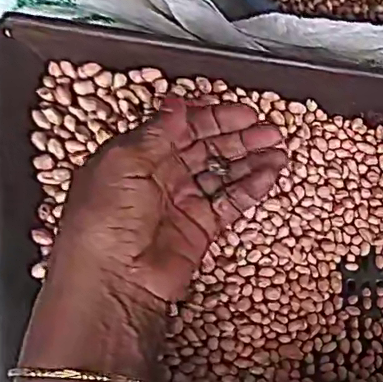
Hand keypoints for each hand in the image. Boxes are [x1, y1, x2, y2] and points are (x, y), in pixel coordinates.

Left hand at [51, 96, 288, 309]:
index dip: (214, 118)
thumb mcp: (124, 162)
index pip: (182, 128)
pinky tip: (269, 176)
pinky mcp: (203, 228)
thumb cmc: (104, 221)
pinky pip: (232, 202)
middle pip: (208, 150)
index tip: (243, 113)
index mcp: (137, 155)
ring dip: (252, 161)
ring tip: (278, 151)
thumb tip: (177, 105)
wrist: (116, 276)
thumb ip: (157, 132)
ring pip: (225, 174)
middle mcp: (162, 177)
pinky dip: (252, 188)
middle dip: (240, 138)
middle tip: (269, 131)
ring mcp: (184, 203)